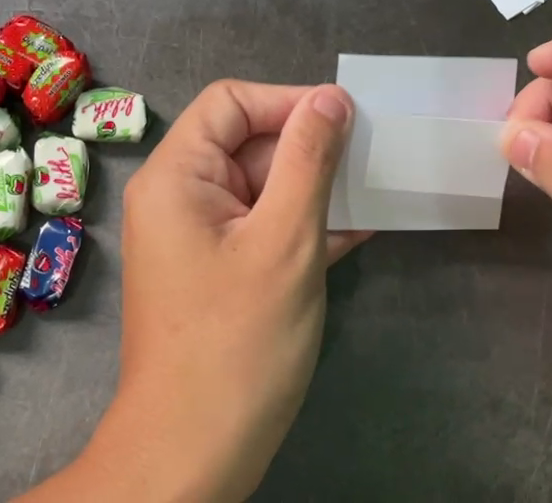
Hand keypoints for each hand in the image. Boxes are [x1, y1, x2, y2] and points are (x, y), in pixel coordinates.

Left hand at [24, 81, 367, 502]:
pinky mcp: (218, 268)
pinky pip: (262, 224)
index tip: (345, 121)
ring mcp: (197, 234)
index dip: (288, 101)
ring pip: (261, 185)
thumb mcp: (285, 240)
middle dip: (308, 148)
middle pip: (247, 142)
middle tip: (371, 159)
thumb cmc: (238, 341)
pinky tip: (358, 228)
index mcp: (177, 175)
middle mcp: (179, 195)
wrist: (194, 452)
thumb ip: (308, 161)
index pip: (231, 103)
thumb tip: (330, 98)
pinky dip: (304, 223)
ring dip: (315, 188)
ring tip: (374, 189)